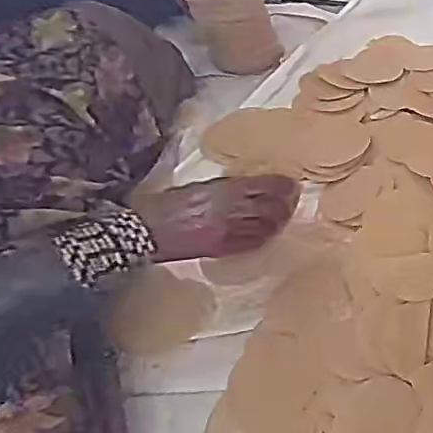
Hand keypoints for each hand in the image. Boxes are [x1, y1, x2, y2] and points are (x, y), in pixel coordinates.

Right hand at [131, 176, 298, 261]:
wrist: (139, 231)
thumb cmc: (164, 204)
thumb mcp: (198, 186)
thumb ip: (226, 187)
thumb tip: (251, 187)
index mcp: (223, 190)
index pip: (265, 186)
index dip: (283, 185)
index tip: (292, 183)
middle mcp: (230, 210)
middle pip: (272, 206)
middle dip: (287, 202)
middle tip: (293, 199)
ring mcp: (227, 231)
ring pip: (267, 226)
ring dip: (280, 220)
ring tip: (284, 215)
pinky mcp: (221, 249)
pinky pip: (252, 243)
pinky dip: (265, 236)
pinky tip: (269, 232)